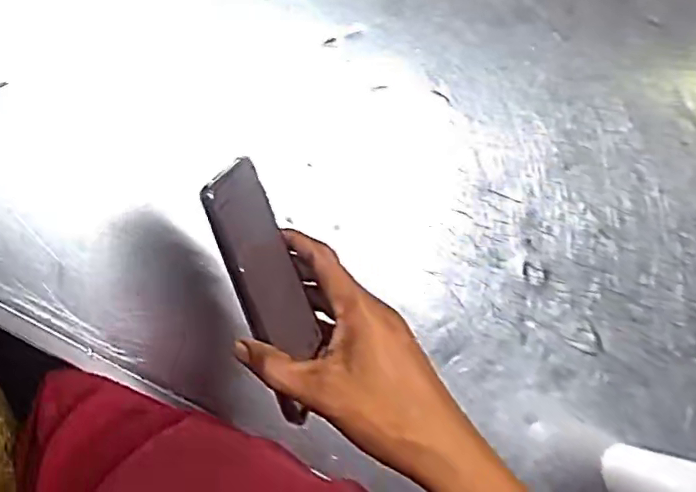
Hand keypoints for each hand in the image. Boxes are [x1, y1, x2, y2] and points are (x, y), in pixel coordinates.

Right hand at [233, 230, 522, 491]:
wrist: (450, 461)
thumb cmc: (400, 421)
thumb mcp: (319, 391)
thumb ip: (273, 366)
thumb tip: (245, 349)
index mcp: (361, 309)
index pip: (324, 258)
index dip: (297, 241)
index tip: (279, 234)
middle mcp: (379, 315)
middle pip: (332, 279)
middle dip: (299, 274)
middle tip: (273, 273)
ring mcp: (391, 335)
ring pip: (345, 305)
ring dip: (315, 304)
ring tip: (289, 314)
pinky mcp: (397, 354)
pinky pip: (357, 325)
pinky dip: (332, 325)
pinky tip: (318, 351)